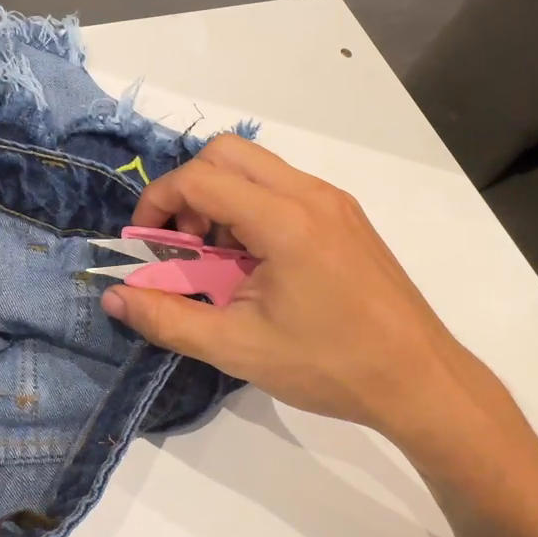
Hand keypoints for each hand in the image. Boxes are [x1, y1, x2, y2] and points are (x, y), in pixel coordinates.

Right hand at [101, 134, 478, 439]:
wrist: (424, 384)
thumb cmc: (331, 366)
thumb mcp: (238, 348)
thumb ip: (168, 319)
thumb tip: (113, 297)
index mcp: (284, 221)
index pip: (200, 179)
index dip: (159, 201)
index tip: (147, 241)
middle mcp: (309, 194)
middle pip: (225, 152)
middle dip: (189, 187)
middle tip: (186, 239)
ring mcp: (332, 200)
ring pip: (254, 164)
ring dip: (220, 194)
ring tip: (220, 254)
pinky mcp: (345, 213)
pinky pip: (281, 184)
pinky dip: (250, 203)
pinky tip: (257, 259)